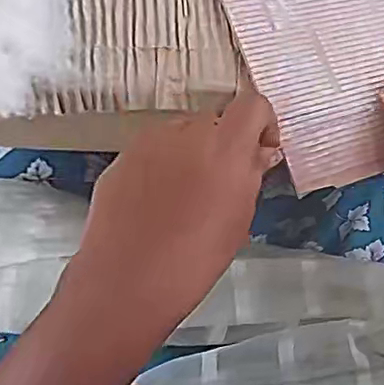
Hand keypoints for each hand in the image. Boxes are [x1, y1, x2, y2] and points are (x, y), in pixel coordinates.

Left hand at [65, 88, 281, 322]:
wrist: (127, 281)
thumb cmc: (195, 258)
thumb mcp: (239, 219)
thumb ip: (251, 176)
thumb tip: (258, 154)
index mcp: (224, 145)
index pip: (253, 104)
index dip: (262, 124)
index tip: (261, 151)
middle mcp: (185, 132)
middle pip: (216, 120)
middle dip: (226, 146)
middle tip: (225, 186)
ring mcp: (148, 143)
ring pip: (182, 136)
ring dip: (193, 156)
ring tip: (189, 201)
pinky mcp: (121, 159)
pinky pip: (154, 153)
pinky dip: (164, 169)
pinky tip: (159, 207)